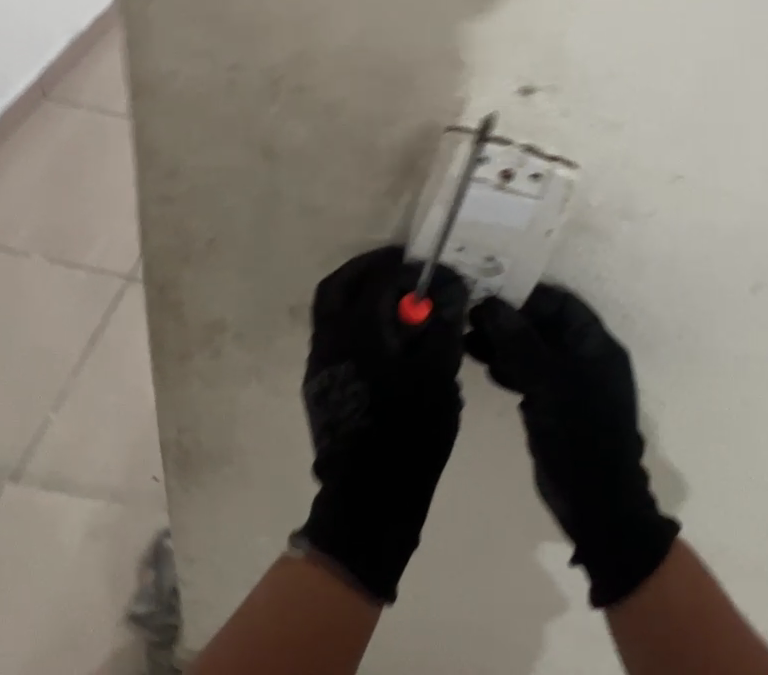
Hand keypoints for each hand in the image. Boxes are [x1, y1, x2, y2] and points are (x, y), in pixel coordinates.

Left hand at [294, 246, 468, 603]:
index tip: (429, 268)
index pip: (378, 279)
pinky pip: (335, 339)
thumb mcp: (438, 376)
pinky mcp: (320, 388)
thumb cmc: (408, 434)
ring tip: (399, 304)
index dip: (406, 268)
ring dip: (360, 297)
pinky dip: (358, 325)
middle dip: (367, 270)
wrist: (369, 499)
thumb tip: (448, 291)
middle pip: (338, 287)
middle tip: (400, 268)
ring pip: (331, 313)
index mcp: (355, 333)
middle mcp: (328, 342)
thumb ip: (442, 326)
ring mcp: (319, 367)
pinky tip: (389, 341)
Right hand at [466, 285, 679, 606]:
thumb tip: (491, 304)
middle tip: (469, 315)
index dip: (527, 295)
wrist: (597, 502)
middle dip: (508, 320)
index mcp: (596, 346)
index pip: (561, 303)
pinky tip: (482, 365)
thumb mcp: (548, 382)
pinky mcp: (554, 406)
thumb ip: (520, 342)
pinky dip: (507, 368)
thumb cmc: (580, 434)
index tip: (489, 291)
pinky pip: (529, 376)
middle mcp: (584, 358)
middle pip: (543, 326)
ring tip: (466, 339)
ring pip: (532, 351)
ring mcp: (569, 384)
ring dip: (502, 344)